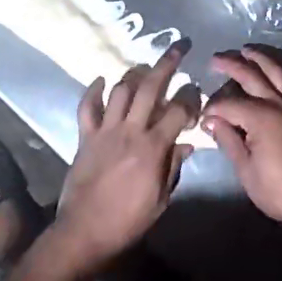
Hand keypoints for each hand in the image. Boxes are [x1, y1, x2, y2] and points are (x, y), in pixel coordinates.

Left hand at [45, 41, 199, 274]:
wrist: (84, 233)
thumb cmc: (127, 221)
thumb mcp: (160, 199)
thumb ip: (173, 167)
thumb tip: (187, 143)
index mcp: (152, 147)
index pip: (178, 110)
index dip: (191, 97)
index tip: (197, 92)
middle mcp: (130, 130)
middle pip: (151, 87)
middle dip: (167, 64)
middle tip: (179, 47)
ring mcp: (105, 130)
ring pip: (120, 90)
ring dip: (134, 76)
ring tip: (144, 69)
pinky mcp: (85, 136)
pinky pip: (87, 106)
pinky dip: (93, 90)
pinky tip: (101, 80)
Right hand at [202, 46, 281, 233]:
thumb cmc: (278, 192)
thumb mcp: (246, 171)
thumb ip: (228, 140)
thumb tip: (211, 122)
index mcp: (260, 118)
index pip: (228, 103)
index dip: (212, 109)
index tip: (202, 119)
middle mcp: (278, 104)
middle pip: (251, 74)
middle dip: (231, 64)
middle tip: (215, 59)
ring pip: (277, 70)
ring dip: (260, 57)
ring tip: (246, 50)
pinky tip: (279, 72)